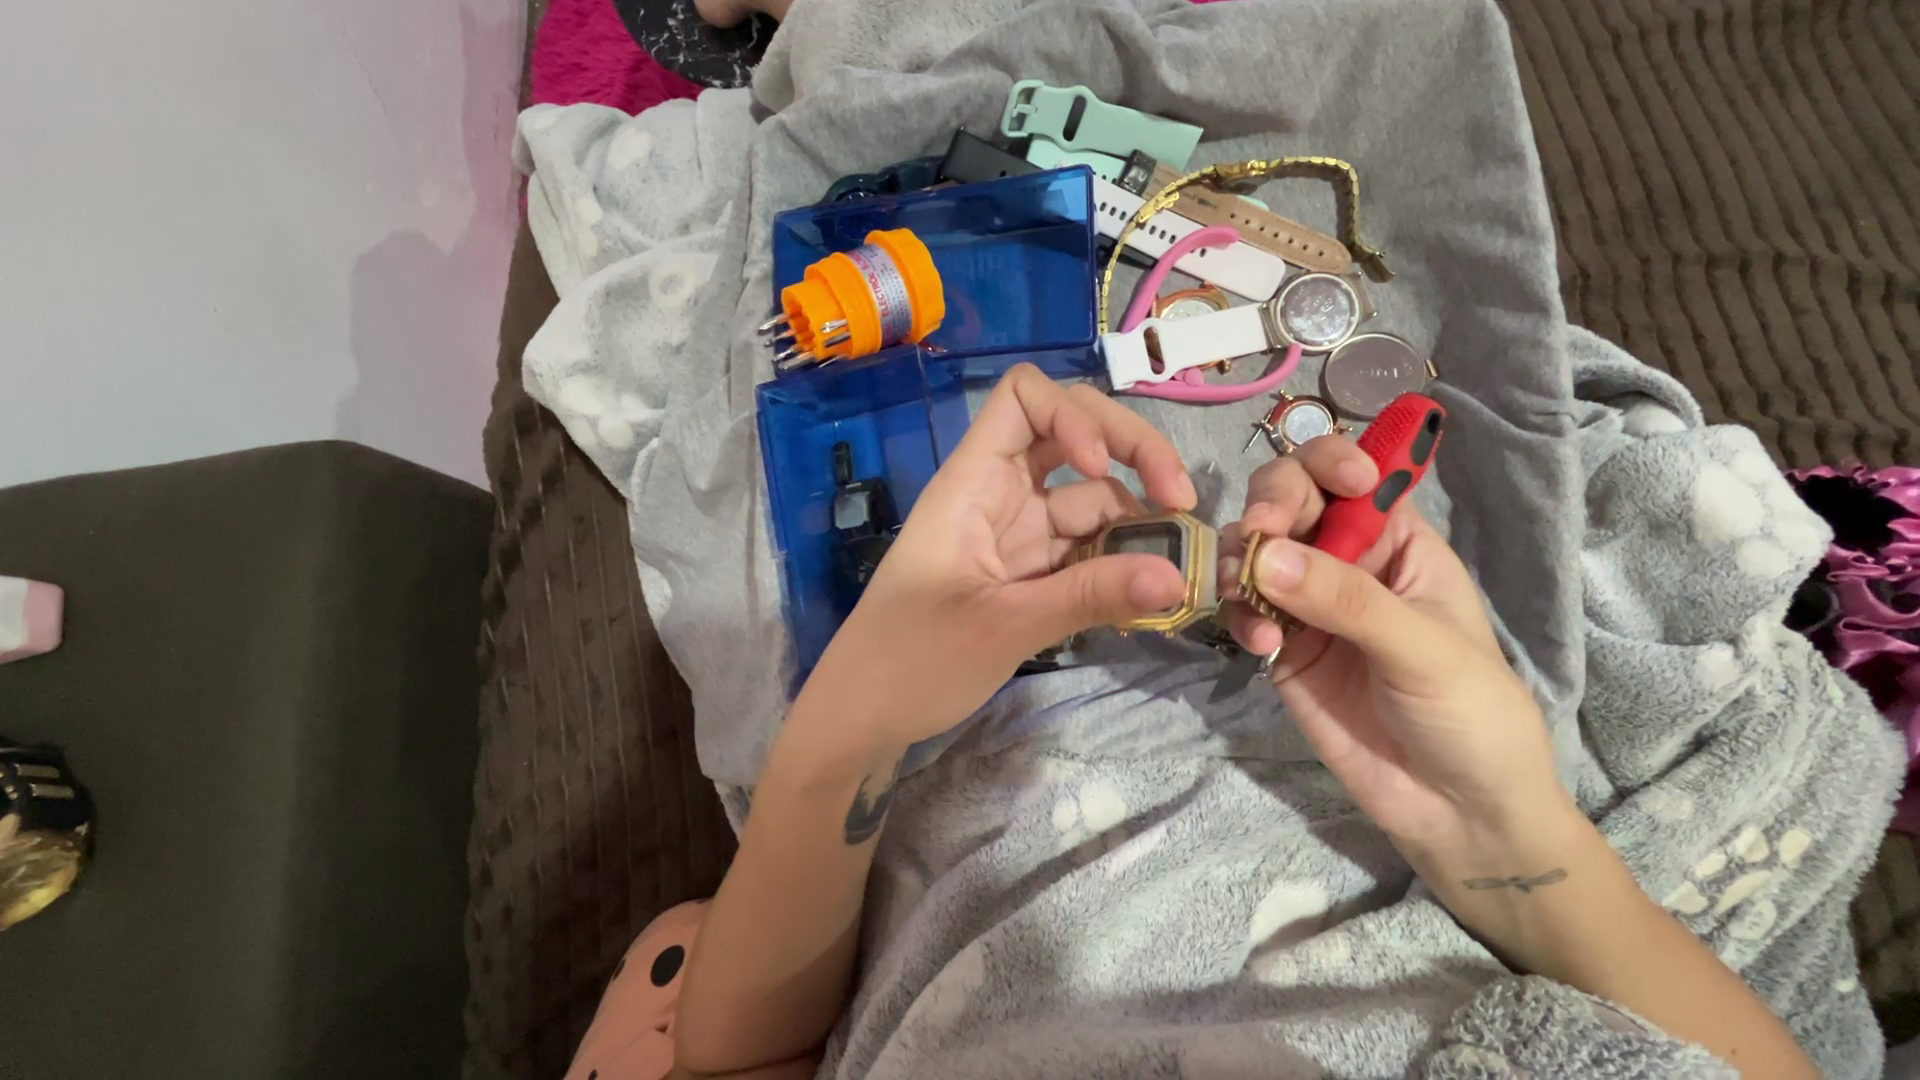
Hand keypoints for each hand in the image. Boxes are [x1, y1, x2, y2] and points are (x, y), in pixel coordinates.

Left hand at [813, 364, 1197, 746]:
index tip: (1104, 469)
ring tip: (1180, 566)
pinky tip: (1148, 592)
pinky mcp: (1024, 573)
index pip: (1023, 397)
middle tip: (1184, 503)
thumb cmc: (910, 661)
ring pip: (1087, 500)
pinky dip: (1115, 563)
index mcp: (973, 482)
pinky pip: (1082, 549)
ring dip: (1134, 522)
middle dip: (1133, 455)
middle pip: (1072, 437)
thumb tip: (1176, 578)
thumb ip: (1089, 597)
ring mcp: (1014, 534)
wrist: (862, 715)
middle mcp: (998, 495)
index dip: (1073, 414)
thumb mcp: (1003, 626)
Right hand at [1222, 436, 1573, 860]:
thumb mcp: (1423, 650)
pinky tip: (1261, 647)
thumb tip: (1265, 556)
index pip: (1353, 479)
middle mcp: (1345, 561)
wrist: (1453, 810)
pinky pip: (1241, 610)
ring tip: (1251, 602)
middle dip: (1269, 508)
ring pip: (1252, 552)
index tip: (1324, 487)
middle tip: (1259, 536)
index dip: (1332, 463)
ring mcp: (1306, 603)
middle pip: (1289, 502)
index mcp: (1398, 544)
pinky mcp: (1279, 645)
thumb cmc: (1470, 714)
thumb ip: (1347, 600)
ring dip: (1241, 563)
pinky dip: (1239, 617)